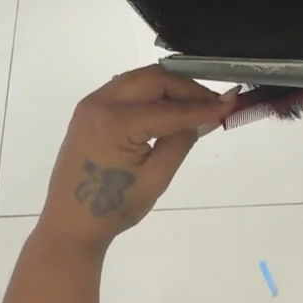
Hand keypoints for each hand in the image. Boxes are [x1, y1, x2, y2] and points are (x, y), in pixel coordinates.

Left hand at [37, 66, 236, 250]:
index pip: (170, 108)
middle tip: (214, 104)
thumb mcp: (157, 177)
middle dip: (187, 89)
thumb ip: (182, 140)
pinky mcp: (90, 111)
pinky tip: (169, 110)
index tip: (231, 104)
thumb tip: (208, 116)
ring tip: (196, 107)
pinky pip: (126, 90)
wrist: (71, 223)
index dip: (203, 107)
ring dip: (169, 88)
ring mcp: (91, 104)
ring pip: (140, 79)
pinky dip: (151, 94)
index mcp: (116, 122)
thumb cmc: (115, 207)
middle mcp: (100, 103)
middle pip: (154, 79)